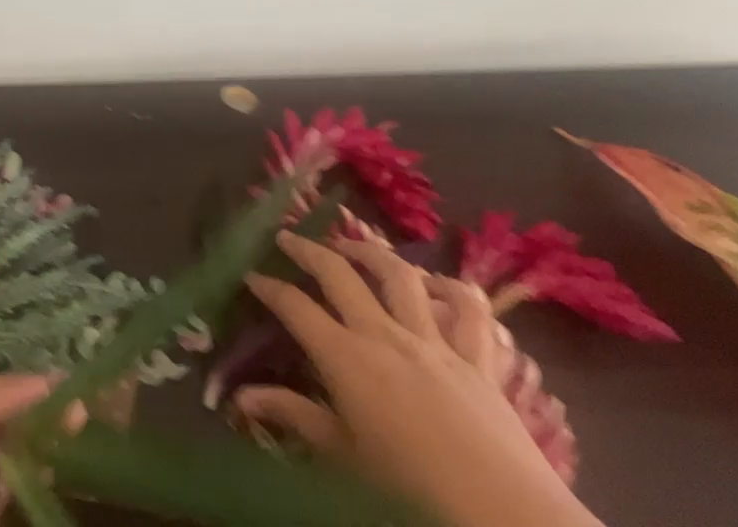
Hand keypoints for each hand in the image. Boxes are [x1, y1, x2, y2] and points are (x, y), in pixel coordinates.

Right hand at [234, 233, 603, 526]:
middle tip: (288, 238)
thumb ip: (292, 415)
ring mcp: (435, 340)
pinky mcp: (478, 358)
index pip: (296, 308)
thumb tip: (240, 396)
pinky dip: (454, 290)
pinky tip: (437, 282)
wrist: (497, 506)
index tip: (252, 276)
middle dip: (308, 251)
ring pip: (401, 277)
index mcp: (345, 357)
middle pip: (340, 275)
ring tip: (353, 244)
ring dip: (373, 252)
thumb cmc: (407, 481)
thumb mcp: (341, 451)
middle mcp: (384, 334)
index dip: (270, 287)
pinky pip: (470, 312)